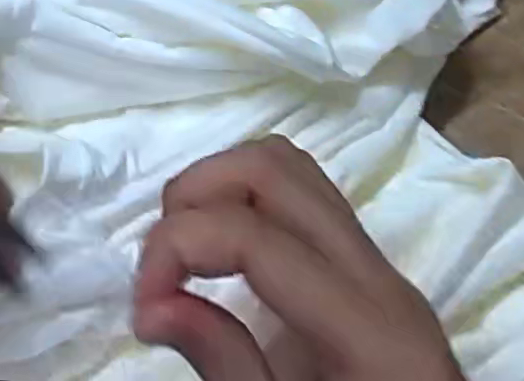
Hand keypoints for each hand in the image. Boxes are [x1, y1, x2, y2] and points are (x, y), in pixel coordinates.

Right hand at [133, 136, 463, 380]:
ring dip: (216, 185)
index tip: (142, 307)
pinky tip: (223, 248)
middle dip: (192, 195)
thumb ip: (223, 364)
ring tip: (190, 246)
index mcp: (372, 328)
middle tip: (164, 260)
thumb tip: (152, 305)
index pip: (250, 233)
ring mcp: (376, 262)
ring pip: (283, 163)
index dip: (175, 248)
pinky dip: (240, 194)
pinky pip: (296, 188)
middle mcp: (380, 276)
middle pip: (267, 169)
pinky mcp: (362, 264)